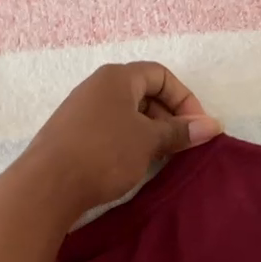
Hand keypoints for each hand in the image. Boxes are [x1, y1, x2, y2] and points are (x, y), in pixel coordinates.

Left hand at [5, 62, 221, 219]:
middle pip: (144, 93)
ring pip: (127, 115)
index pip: (161, 75)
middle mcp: (97, 87)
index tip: (196, 128)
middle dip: (168, 118)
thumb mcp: (149, 141)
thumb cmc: (104, 154)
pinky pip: (110, 130)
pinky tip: (133, 165)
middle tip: (181, 146)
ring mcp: (81, 111)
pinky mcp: (72, 135)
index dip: (185, 99)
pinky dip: (129, 142)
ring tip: (160, 159)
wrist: (47, 186)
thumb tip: (213, 125)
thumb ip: (181, 131)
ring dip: (150, 133)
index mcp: (117, 78)